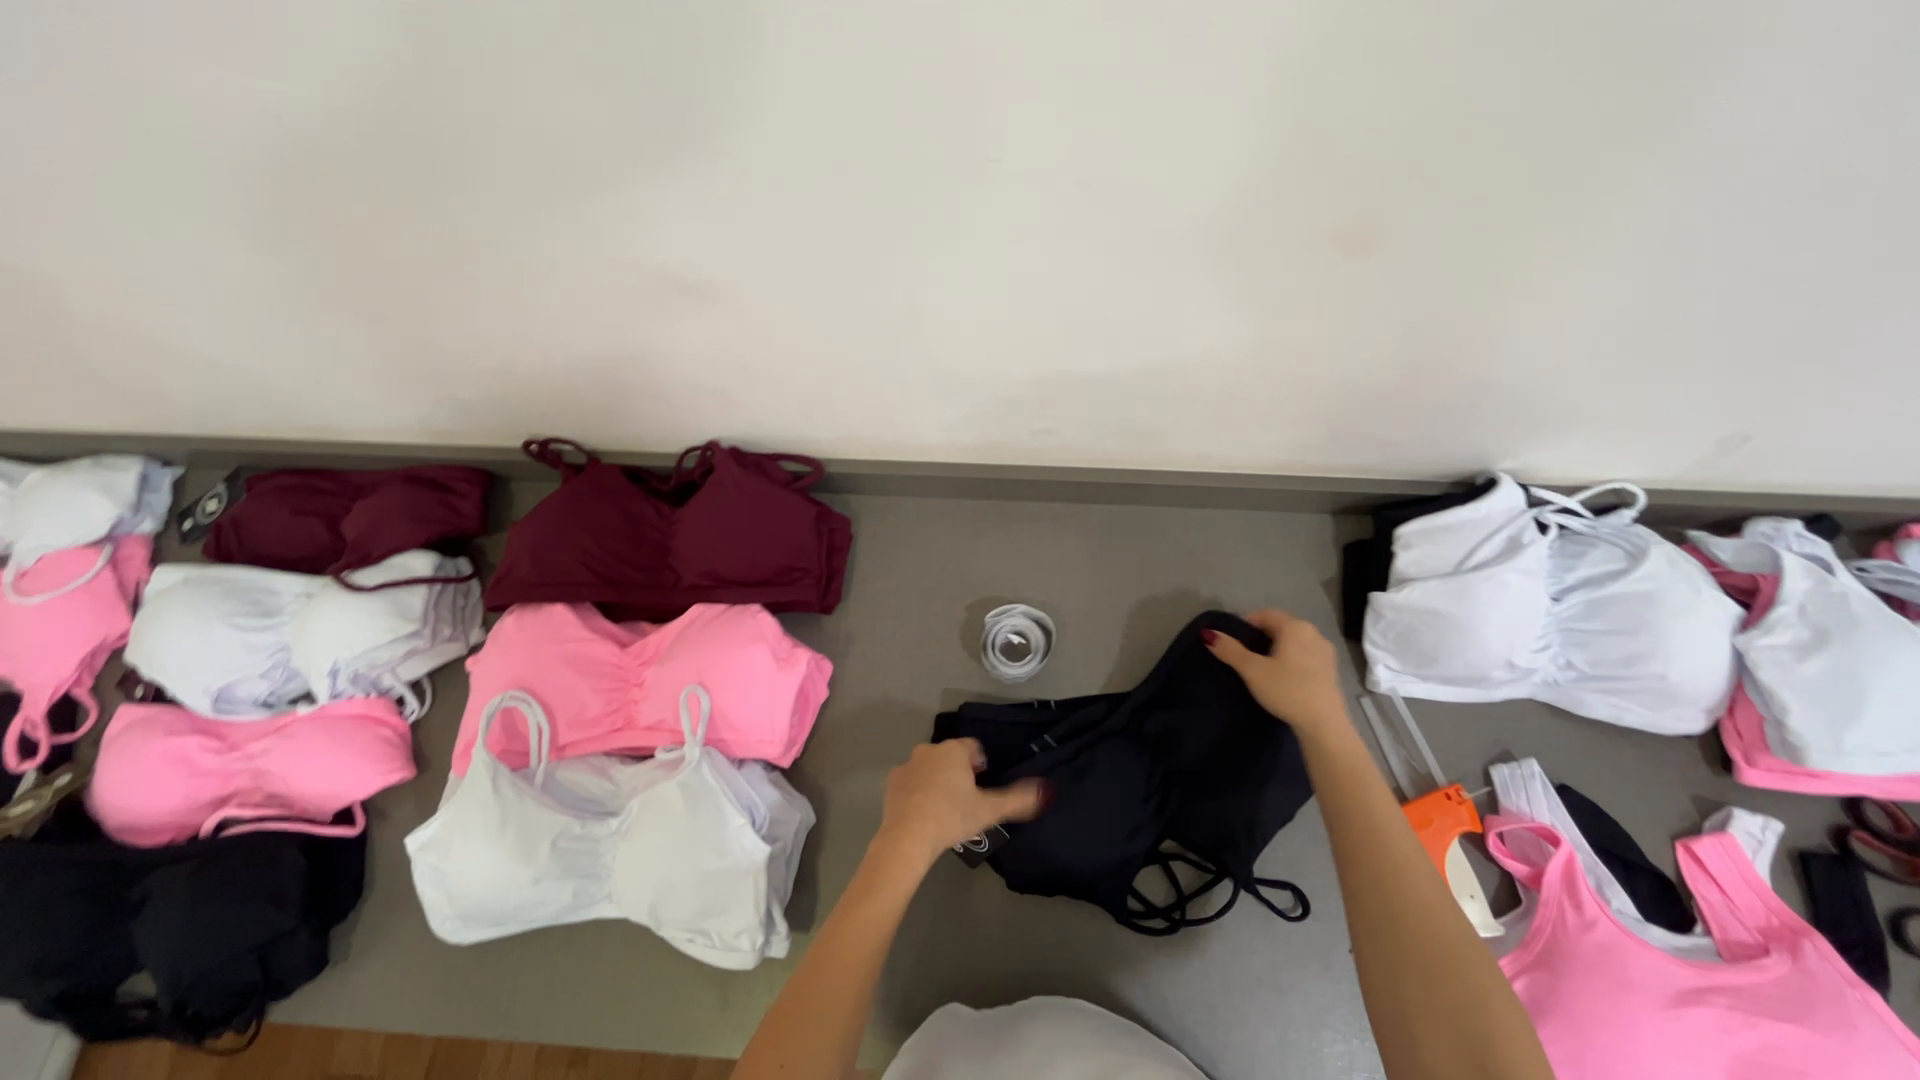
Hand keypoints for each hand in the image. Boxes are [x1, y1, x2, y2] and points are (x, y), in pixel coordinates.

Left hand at [873, 740, 1044, 868]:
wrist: (908, 837)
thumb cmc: (952, 817)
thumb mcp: (990, 811)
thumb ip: (1018, 799)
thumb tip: (1046, 791)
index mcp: (954, 750)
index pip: (973, 748)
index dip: (981, 765)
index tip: (982, 786)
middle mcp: (929, 750)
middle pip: (950, 756)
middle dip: (959, 772)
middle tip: (966, 800)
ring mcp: (907, 765)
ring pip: (930, 767)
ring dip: (938, 780)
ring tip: (945, 810)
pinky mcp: (892, 782)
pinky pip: (911, 781)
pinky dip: (918, 791)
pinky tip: (924, 813)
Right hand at [1205, 610, 1350, 735]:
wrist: (1323, 722)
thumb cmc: (1286, 689)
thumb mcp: (1252, 670)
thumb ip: (1230, 650)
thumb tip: (1208, 633)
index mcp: (1295, 627)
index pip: (1265, 615)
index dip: (1246, 624)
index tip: (1233, 641)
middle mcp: (1314, 632)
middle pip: (1281, 627)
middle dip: (1261, 636)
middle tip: (1244, 655)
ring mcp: (1326, 651)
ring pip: (1294, 642)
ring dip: (1277, 649)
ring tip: (1262, 667)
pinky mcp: (1331, 669)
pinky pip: (1305, 655)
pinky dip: (1292, 660)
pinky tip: (1283, 678)